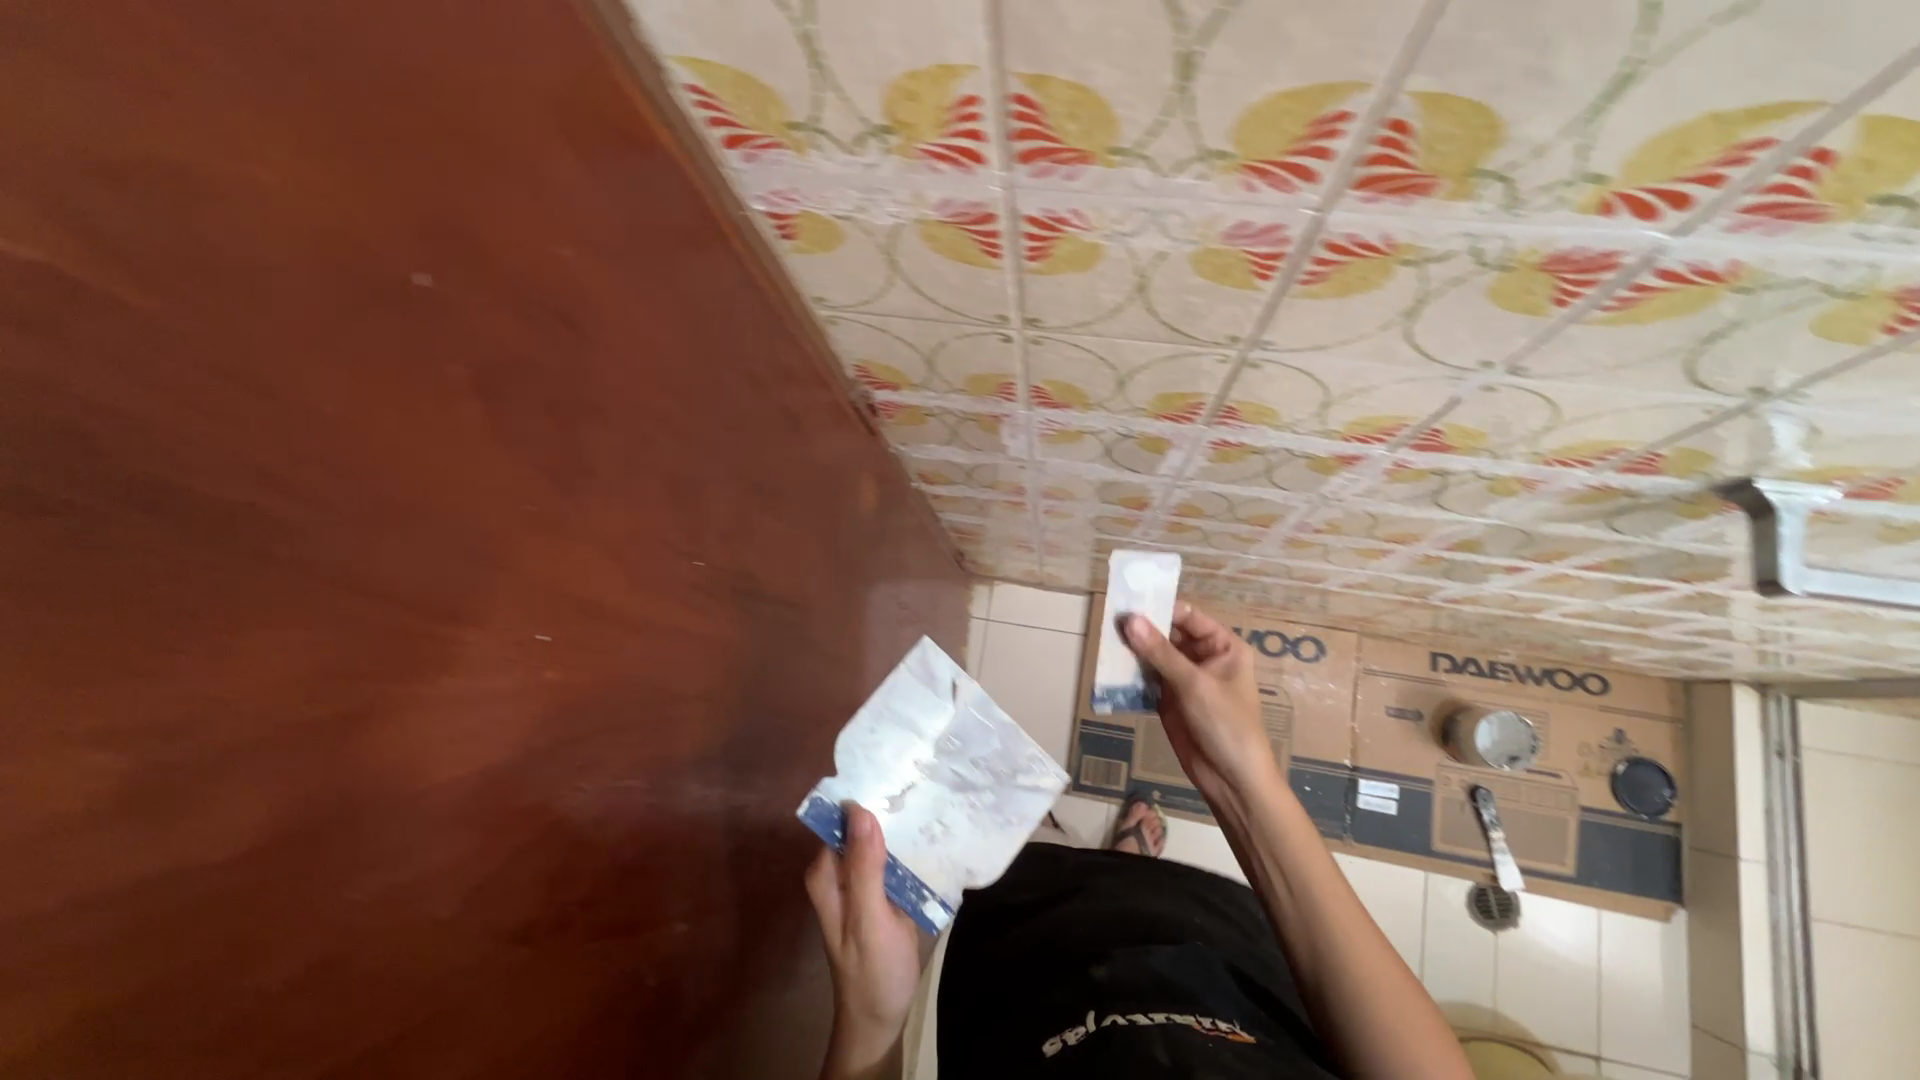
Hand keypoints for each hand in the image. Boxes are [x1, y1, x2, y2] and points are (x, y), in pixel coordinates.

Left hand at [806, 804, 922, 1079]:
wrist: (880, 1017)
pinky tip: (937, 835)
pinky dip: (913, 849)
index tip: (898, 773)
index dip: (866, 795)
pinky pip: (896, 860)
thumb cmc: (871, 970)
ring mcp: (863, 881)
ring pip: (882, 840)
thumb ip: (865, 867)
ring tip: (936, 800)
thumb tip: (862, 809)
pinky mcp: (883, 892)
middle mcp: (841, 871)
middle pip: (863, 825)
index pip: (841, 819)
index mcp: (828, 873)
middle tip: (925, 782)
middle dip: (890, 806)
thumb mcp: (868, 918)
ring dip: (904, 826)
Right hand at [1123, 602, 1276, 798]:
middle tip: (1109, 620)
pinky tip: (1110, 667)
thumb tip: (1129, 619)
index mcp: (1223, 646)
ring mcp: (1185, 679)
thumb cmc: (1226, 724)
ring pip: (1154, 656)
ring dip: (1133, 651)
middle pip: (1168, 634)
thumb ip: (1160, 652)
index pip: (1188, 616)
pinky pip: (1147, 679)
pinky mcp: (1169, 700)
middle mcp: (1203, 658)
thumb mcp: (1194, 685)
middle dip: (1142, 629)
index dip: (1160, 608)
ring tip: (1104, 640)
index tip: (1127, 603)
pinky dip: (1130, 674)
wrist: (1231, 779)